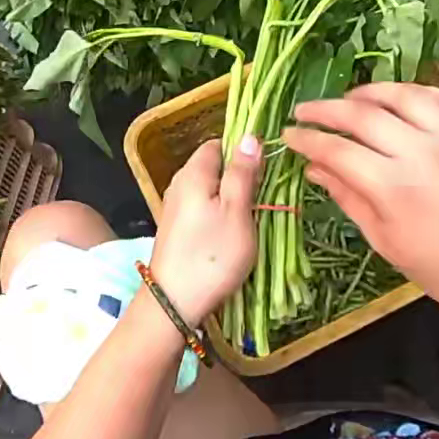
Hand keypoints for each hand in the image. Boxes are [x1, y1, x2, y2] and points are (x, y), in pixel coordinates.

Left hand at [146, 135, 262, 325]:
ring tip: (250, 218)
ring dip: (229, 198)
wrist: (174, 302)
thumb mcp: (236, 212)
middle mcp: (178, 183)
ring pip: (208, 189)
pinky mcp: (175, 227)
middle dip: (238, 177)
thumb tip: (249, 136)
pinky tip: (229, 232)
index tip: (265, 170)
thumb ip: (242, 173)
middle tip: (262, 199)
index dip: (242, 151)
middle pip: (213, 167)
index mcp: (192, 173)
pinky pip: (201, 208)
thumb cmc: (212, 256)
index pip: (218, 144)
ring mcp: (174, 206)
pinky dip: (217, 213)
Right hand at [282, 84, 438, 377]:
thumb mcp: (388, 243)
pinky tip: (397, 100)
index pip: (337, 150)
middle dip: (325, 109)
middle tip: (304, 110)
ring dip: (367, 92)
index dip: (306, 139)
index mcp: (396, 189)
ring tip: (349, 100)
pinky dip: (413, 92)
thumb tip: (314, 169)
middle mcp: (424, 153)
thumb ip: (349, 198)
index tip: (288, 135)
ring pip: (402, 95)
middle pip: (362, 115)